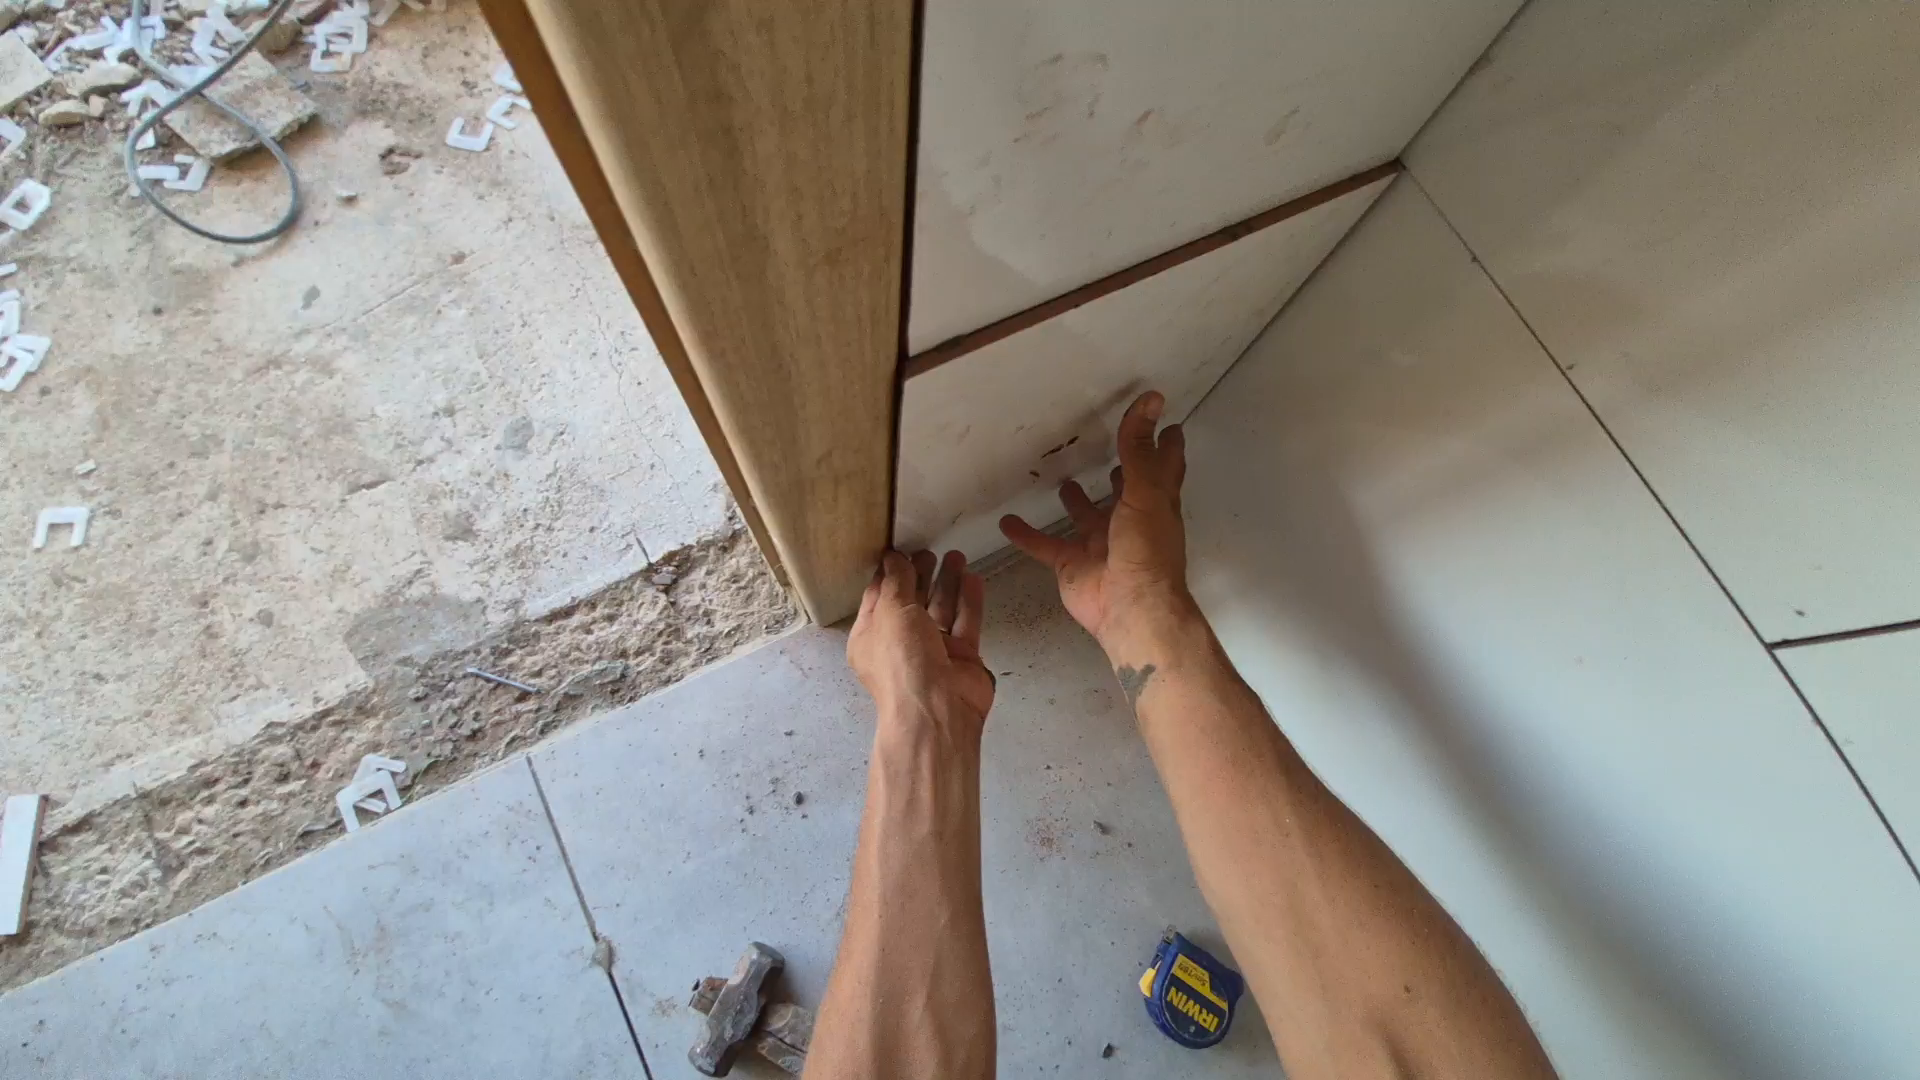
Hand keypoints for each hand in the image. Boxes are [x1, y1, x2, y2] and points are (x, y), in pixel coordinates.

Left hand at [848, 550, 995, 724]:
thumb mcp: (891, 612)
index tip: (900, 548)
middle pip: (911, 602)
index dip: (889, 573)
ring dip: (947, 583)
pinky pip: (965, 623)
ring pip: (941, 610)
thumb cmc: (903, 659)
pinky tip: (973, 577)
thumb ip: (896, 582)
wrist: (937, 709)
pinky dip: (968, 601)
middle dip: (920, 575)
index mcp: (871, 637)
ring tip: (957, 555)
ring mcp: (933, 651)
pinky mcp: (962, 657)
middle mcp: (900, 644)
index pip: (878, 598)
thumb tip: (892, 558)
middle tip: (930, 551)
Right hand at [999, 391, 1194, 650]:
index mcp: (1154, 504)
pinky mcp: (1072, 564)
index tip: (1168, 423)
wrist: (1129, 608)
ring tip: (1064, 482)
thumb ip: (1139, 447)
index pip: (1163, 467)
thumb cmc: (1145, 550)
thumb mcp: (1144, 491)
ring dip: (1076, 502)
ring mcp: (1099, 545)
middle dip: (1121, 473)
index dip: (1166, 446)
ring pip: (1085, 517)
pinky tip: (1007, 521)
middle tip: (1111, 449)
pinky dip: (1026, 534)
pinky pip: (1045, 545)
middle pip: (1125, 492)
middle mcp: (1129, 522)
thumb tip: (1153, 399)